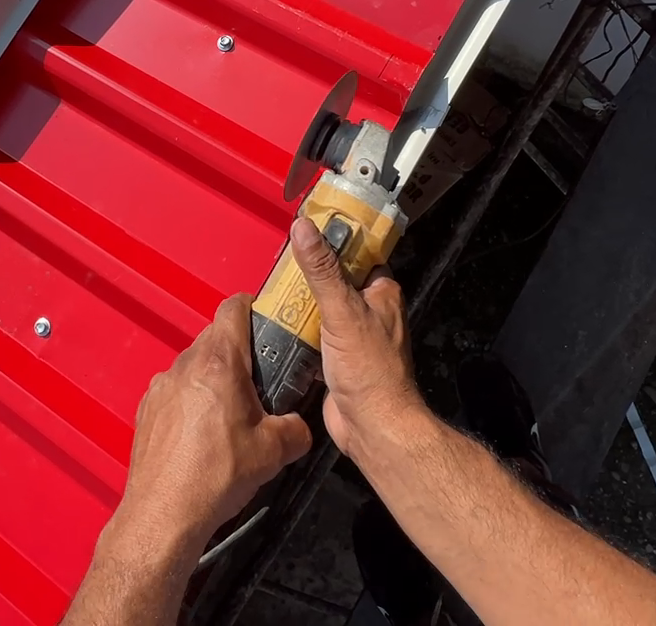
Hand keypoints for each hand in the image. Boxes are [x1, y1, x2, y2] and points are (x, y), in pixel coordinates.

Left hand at [109, 294, 312, 557]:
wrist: (163, 515)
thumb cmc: (214, 477)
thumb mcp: (273, 452)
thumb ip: (295, 429)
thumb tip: (299, 427)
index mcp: (220, 362)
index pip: (233, 307)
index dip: (252, 307)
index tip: (265, 318)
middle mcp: (186, 364)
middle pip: (215, 336)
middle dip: (237, 351)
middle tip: (258, 379)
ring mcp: (162, 385)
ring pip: (194, 364)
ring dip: (212, 378)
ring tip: (229, 415)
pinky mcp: (148, 408)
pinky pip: (174, 390)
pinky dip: (190, 400)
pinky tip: (201, 435)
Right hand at [289, 217, 422, 460]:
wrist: (372, 429)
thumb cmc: (370, 370)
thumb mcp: (342, 310)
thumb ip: (321, 269)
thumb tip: (304, 227)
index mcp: (382, 292)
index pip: (358, 252)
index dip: (335, 239)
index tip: (307, 228)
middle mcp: (370, 310)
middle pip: (336, 278)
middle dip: (310, 272)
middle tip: (281, 260)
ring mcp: (354, 334)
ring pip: (323, 306)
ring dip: (301, 301)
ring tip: (274, 287)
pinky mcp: (338, 357)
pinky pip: (314, 331)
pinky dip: (298, 327)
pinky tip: (278, 321)